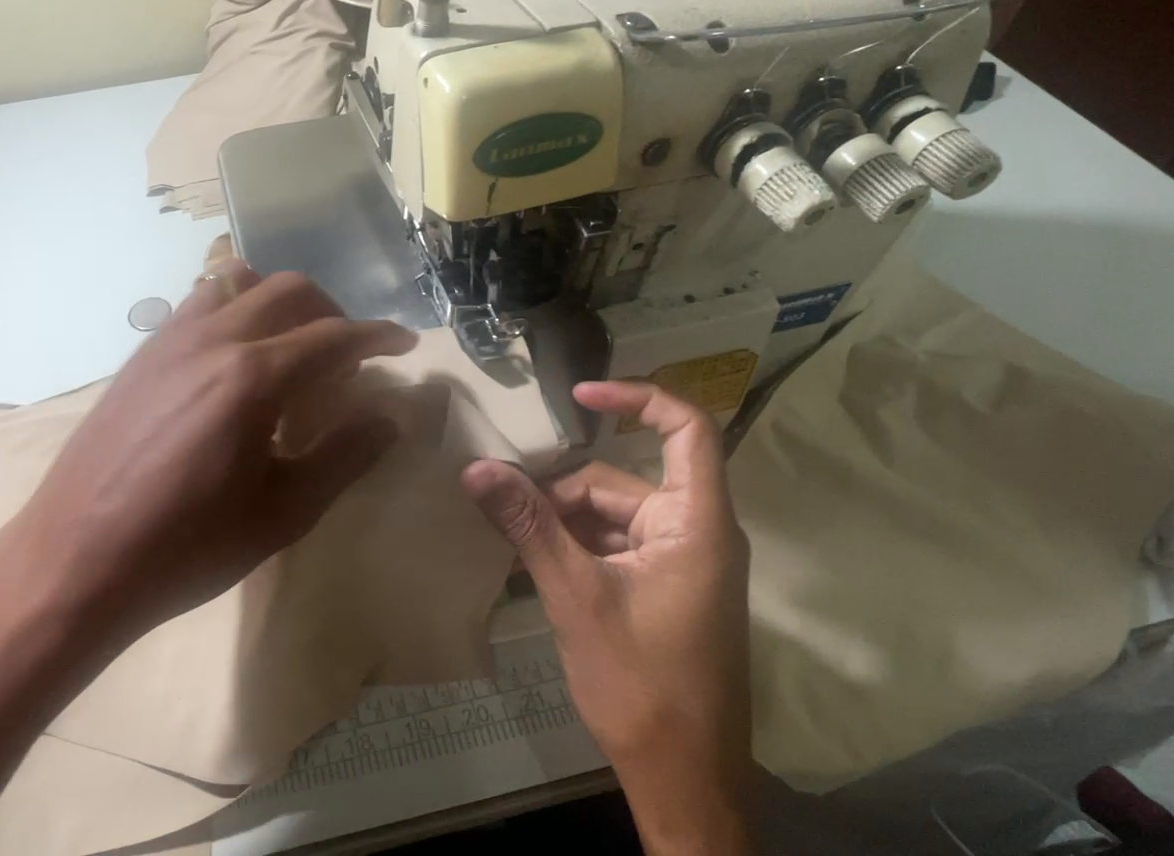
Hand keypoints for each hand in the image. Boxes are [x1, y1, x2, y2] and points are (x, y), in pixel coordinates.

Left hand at [12, 261, 415, 639]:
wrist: (77, 559)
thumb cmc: (187, 548)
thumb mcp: (281, 515)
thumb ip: (343, 457)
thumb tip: (388, 417)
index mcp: (253, 377)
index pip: (334, 336)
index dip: (378, 336)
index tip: (404, 344)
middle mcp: (212, 339)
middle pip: (289, 290)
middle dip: (332, 312)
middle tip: (348, 358)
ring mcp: (169, 340)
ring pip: (238, 283)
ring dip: (279, 302)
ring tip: (291, 348)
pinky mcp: (141, 354)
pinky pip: (198, 303)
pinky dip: (234, 309)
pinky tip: (235, 360)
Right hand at [461, 381, 751, 854]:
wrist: (684, 779)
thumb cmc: (642, 682)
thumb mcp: (575, 596)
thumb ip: (528, 526)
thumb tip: (476, 469)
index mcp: (697, 524)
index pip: (686, 430)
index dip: (637, 397)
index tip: (579, 395)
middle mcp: (697, 534)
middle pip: (624, 481)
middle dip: (563, 491)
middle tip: (503, 504)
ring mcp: (683, 566)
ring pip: (613, 517)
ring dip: (563, 524)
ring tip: (509, 541)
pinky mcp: (666, 593)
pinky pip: (616, 549)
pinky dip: (576, 550)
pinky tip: (532, 567)